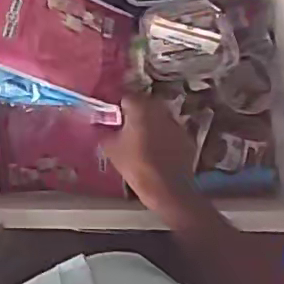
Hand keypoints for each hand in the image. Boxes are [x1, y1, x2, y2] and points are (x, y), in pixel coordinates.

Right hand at [97, 94, 198, 208]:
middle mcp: (160, 109)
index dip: (116, 104)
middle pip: (143, 103)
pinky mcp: (186, 137)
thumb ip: (103, 131)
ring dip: (149, 121)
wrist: (167, 188)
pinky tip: (156, 148)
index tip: (109, 114)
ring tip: (139, 137)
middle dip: (133, 111)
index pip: (125, 96)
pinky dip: (162, 134)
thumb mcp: (111, 148)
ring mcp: (176, 122)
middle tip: (123, 125)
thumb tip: (97, 123)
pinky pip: (169, 130)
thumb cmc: (136, 165)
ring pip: (158, 116)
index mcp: (140, 107)